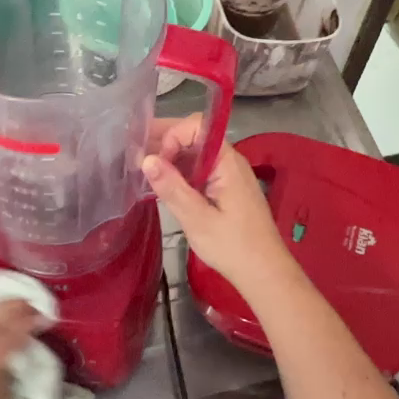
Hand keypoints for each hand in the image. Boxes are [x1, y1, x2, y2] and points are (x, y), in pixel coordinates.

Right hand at [143, 116, 295, 287]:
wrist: (265, 273)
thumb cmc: (233, 247)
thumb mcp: (197, 220)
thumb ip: (172, 188)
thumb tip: (147, 159)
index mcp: (226, 162)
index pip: (198, 126)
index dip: (173, 135)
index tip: (156, 160)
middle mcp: (229, 161)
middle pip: (195, 136)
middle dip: (165, 140)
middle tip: (134, 152)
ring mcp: (228, 174)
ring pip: (196, 153)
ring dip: (170, 156)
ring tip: (141, 166)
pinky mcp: (226, 188)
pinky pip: (200, 170)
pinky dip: (180, 171)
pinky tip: (161, 183)